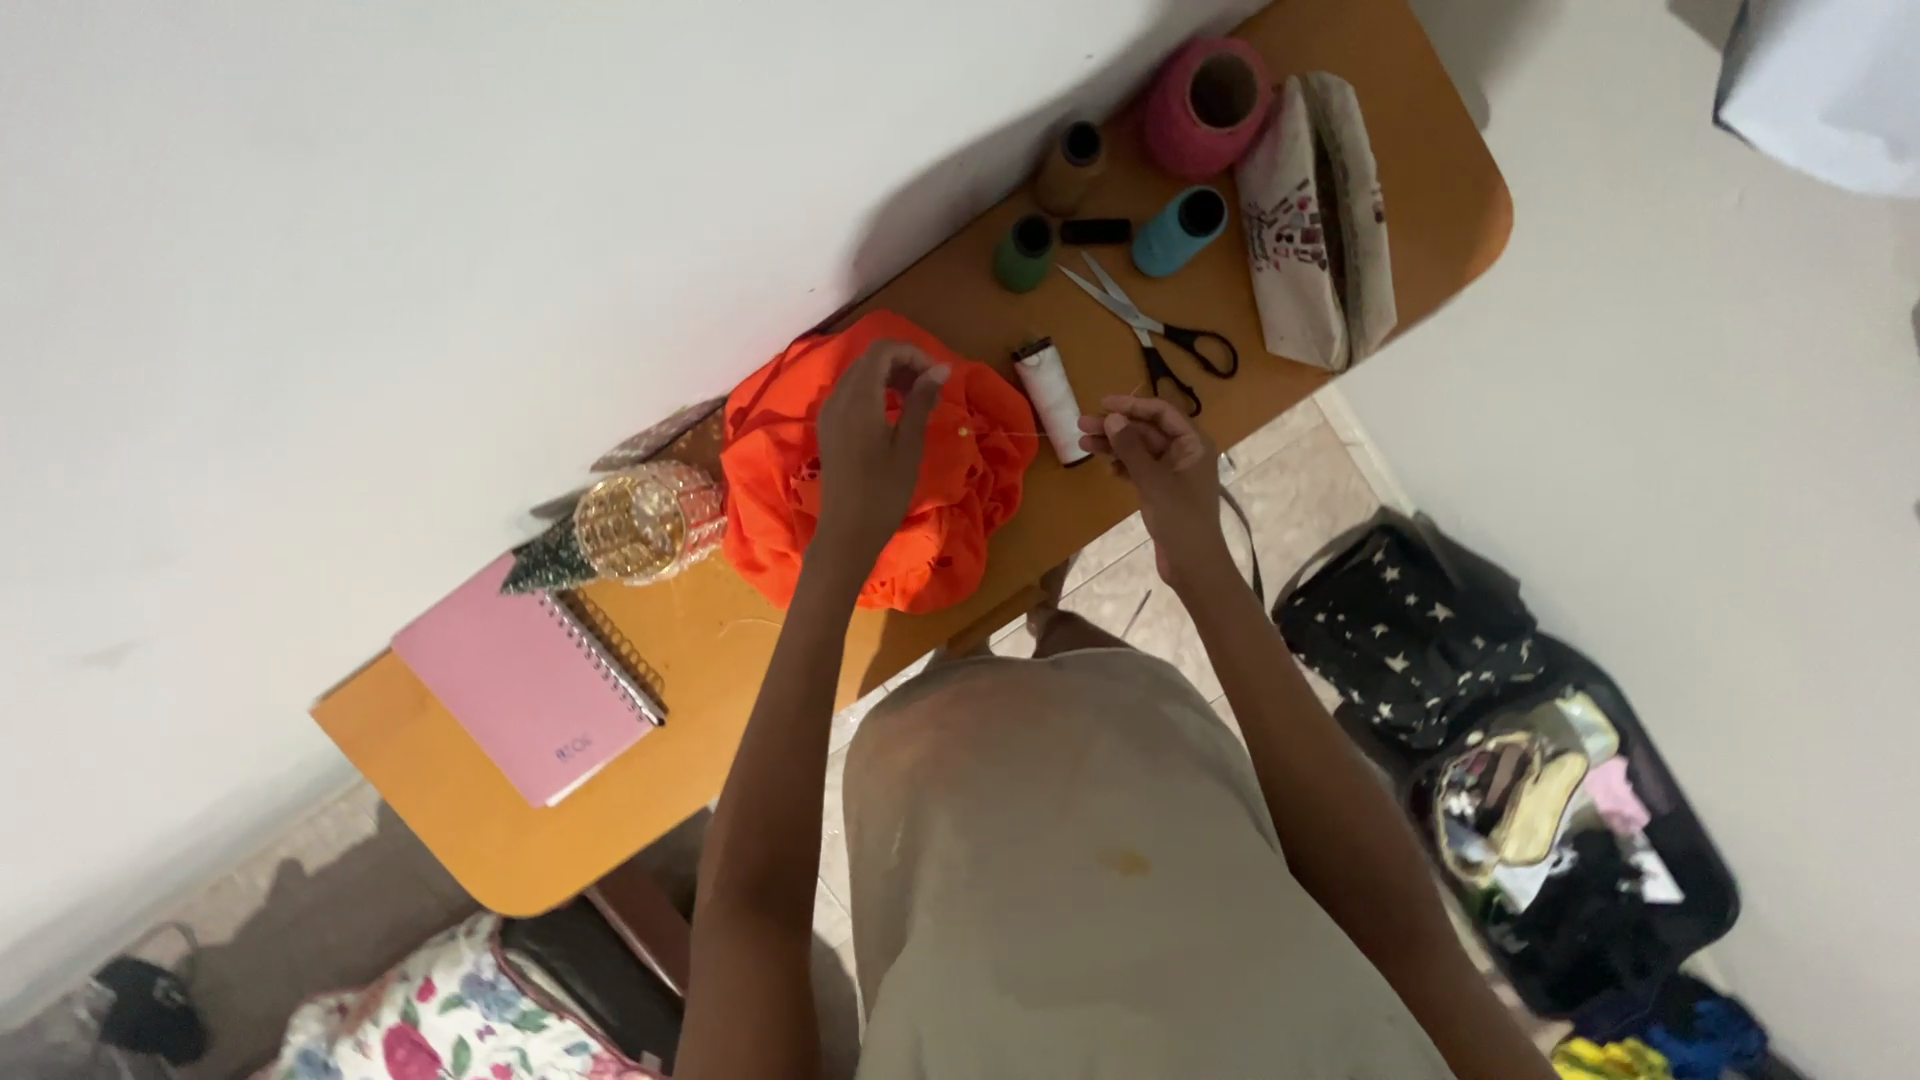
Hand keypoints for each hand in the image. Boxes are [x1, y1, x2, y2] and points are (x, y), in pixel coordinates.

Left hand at [813, 340, 949, 572]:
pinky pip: (851, 393)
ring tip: (917, 401)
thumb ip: (921, 401)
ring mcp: (829, 412)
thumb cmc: (884, 491)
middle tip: (931, 390)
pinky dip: (875, 392)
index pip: (883, 350)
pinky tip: (894, 413)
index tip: (937, 377)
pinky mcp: (829, 426)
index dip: (913, 353)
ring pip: (860, 374)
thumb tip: (941, 369)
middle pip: (870, 359)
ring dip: (890, 377)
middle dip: (904, 364)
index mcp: (859, 398)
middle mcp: (838, 397)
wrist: (848, 530)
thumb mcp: (909, 445)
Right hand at [1077, 395, 1232, 590]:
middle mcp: (1185, 453)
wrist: (1193, 564)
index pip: (1162, 413)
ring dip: (1114, 447)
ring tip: (1083, 445)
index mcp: (1193, 444)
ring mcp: (1173, 473)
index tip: (1103, 405)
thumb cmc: (1180, 519)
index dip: (1132, 405)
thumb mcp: (1154, 481)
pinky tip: (1106, 468)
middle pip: (1147, 431)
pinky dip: (1124, 466)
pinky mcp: (1162, 492)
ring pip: (1140, 451)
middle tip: (1082, 425)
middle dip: (1116, 427)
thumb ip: (1132, 449)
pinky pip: (1140, 470)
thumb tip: (1112, 419)